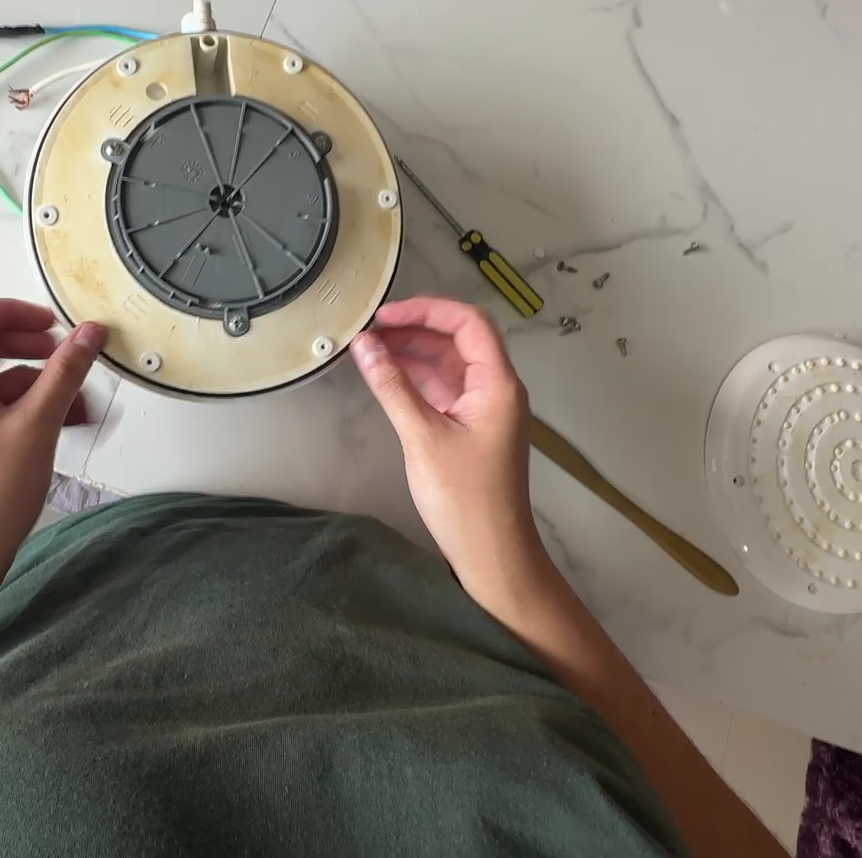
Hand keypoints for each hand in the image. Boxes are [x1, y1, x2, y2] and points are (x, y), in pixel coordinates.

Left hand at [0, 300, 106, 604]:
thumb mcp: (35, 426)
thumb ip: (65, 372)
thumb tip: (91, 333)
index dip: (11, 310)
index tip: (52, 323)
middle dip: (32, 345)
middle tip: (69, 355)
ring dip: (40, 381)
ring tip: (80, 398)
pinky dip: (30, 407)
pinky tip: (66, 421)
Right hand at [351, 297, 543, 592]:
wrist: (490, 552)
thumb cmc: (464, 497)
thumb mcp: (422, 436)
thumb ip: (392, 386)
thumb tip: (364, 345)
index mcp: (497, 383)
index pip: (468, 323)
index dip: (427, 310)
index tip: (386, 316)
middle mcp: (494, 388)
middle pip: (457, 339)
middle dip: (415, 328)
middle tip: (370, 330)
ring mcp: (482, 407)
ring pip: (447, 363)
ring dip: (412, 352)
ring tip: (370, 348)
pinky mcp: (468, 425)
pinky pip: (442, 388)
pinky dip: (414, 377)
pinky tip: (386, 375)